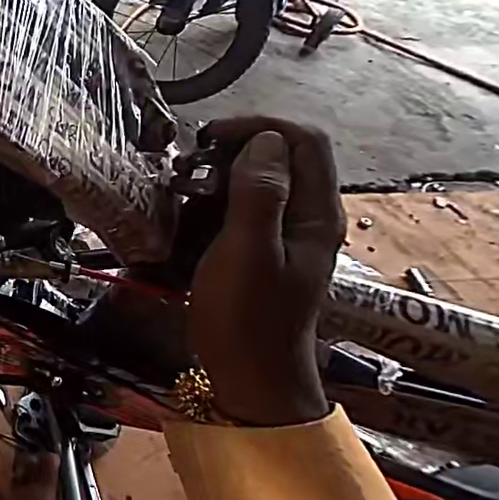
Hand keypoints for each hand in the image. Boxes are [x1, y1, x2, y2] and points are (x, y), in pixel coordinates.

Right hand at [188, 118, 344, 425]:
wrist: (248, 373)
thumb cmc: (245, 315)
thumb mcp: (247, 252)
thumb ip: (258, 194)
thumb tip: (265, 140)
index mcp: (315, 213)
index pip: (302, 140)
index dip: (257, 126)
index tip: (206, 138)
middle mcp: (307, 214)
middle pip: (282, 153)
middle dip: (234, 146)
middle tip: (189, 164)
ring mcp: (285, 231)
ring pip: (259, 176)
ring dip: (220, 171)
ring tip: (183, 187)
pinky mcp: (261, 244)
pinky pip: (243, 202)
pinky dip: (215, 195)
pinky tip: (189, 211)